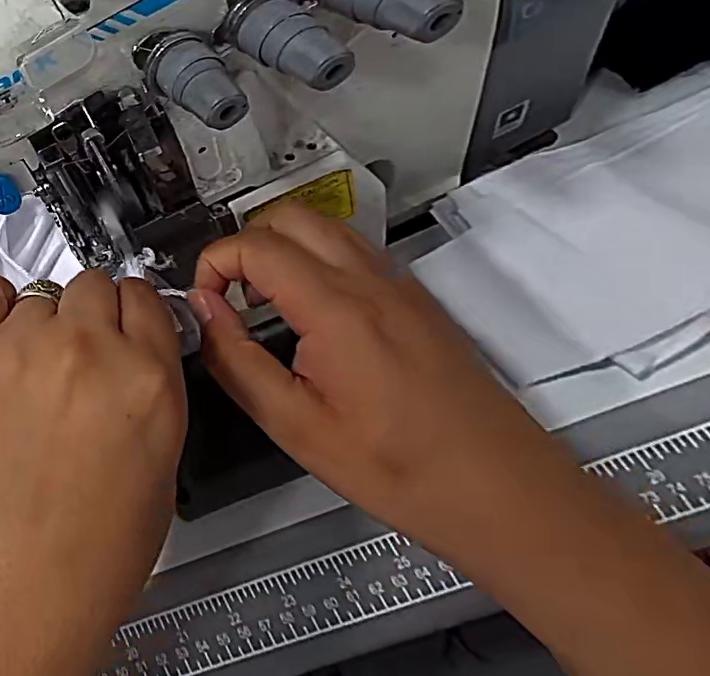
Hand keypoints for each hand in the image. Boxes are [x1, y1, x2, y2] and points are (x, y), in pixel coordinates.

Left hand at [0, 270, 185, 674]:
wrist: (27, 568)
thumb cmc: (98, 535)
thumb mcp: (164, 451)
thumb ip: (152, 381)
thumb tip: (135, 345)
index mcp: (148, 375)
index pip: (144, 295)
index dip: (133, 311)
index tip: (122, 323)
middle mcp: (90, 348)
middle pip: (95, 284)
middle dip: (92, 313)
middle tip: (81, 350)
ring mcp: (30, 345)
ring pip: (43, 291)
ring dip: (44, 320)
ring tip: (38, 367)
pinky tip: (3, 330)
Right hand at [187, 202, 583, 558]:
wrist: (506, 494)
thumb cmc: (404, 469)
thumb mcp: (294, 426)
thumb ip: (235, 359)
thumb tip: (203, 311)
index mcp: (337, 310)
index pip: (254, 245)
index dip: (213, 263)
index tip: (205, 299)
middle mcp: (370, 282)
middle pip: (286, 215)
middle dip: (242, 243)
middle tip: (230, 291)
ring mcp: (397, 284)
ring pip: (320, 223)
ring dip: (279, 244)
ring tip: (264, 297)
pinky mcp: (413, 297)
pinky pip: (350, 246)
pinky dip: (313, 255)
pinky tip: (307, 307)